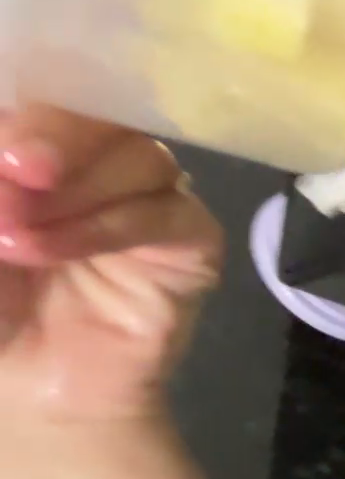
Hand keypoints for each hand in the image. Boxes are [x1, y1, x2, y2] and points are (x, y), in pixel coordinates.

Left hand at [0, 107, 221, 426]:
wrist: (28, 384)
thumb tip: (6, 164)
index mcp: (27, 146)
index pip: (36, 93)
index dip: (18, 113)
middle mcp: (90, 162)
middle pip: (98, 113)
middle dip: (51, 136)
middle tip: (14, 173)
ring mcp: (147, 200)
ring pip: (142, 157)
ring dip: (78, 191)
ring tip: (15, 239)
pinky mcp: (191, 243)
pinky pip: (171, 214)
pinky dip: (111, 227)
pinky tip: (56, 252)